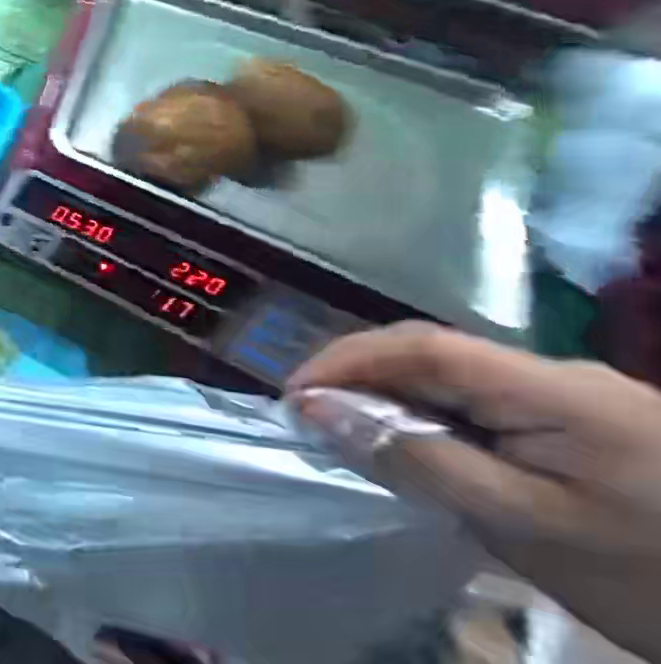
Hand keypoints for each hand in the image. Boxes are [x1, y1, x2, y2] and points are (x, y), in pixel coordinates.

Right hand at [288, 322, 660, 659]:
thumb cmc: (653, 572)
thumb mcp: (527, 525)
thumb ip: (417, 459)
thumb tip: (315, 409)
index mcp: (552, 389)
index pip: (420, 347)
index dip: (343, 360)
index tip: (294, 397)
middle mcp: (561, 376)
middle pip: (432, 353)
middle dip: (359, 375)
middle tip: (314, 418)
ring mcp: (579, 398)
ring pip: (455, 377)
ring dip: (393, 396)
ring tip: (356, 433)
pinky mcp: (589, 425)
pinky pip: (485, 401)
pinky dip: (434, 415)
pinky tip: (424, 447)